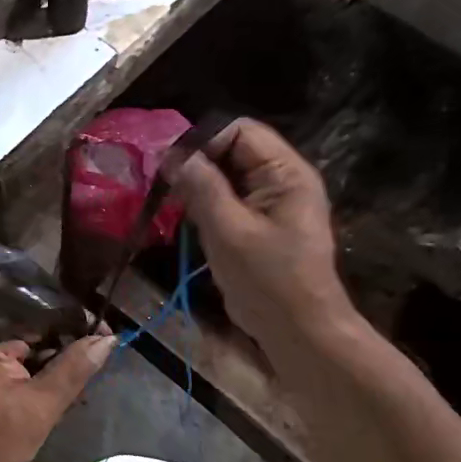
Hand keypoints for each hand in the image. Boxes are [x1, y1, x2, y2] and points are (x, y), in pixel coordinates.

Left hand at [0, 332, 115, 461]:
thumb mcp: (40, 407)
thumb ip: (73, 370)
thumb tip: (107, 339)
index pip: (42, 319)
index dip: (77, 327)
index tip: (106, 339)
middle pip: (31, 334)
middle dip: (64, 351)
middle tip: (94, 367)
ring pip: (21, 351)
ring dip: (48, 366)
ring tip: (76, 386)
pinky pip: (6, 364)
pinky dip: (29, 375)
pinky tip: (49, 391)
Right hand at [165, 118, 352, 345]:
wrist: (297, 329)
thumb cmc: (267, 280)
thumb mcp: (229, 230)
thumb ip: (201, 187)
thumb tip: (172, 154)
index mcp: (286, 172)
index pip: (240, 131)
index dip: (202, 140)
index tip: (168, 164)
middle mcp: (282, 180)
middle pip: (233, 151)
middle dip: (197, 163)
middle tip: (163, 184)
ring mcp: (272, 203)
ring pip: (228, 177)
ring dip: (199, 186)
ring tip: (171, 201)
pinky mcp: (260, 225)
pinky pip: (229, 201)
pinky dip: (207, 205)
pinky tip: (186, 219)